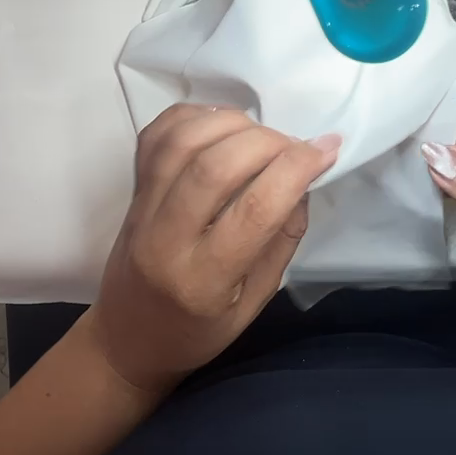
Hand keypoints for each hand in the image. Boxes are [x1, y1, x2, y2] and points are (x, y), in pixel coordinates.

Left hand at [89, 105, 339, 395]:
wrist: (127, 338)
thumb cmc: (198, 330)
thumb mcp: (255, 302)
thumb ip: (281, 241)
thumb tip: (303, 180)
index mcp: (203, 280)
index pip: (255, 210)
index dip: (297, 169)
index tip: (327, 149)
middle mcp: (166, 239)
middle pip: (215, 166)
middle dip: (268, 142)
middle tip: (295, 147)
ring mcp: (142, 209)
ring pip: (183, 141)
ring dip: (232, 123)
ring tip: (260, 135)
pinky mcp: (132, 189)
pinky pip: (157, 135)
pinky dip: (194, 116)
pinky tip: (222, 126)